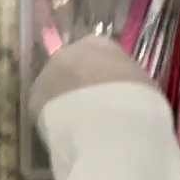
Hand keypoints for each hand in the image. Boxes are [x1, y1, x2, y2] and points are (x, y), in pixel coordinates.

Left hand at [28, 36, 159, 126]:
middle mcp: (69, 52)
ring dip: (68, 101)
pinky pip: (47, 108)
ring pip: (57, 86)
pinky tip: (73, 135)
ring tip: (86, 126)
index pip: (102, 51)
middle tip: (100, 109)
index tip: (118, 91)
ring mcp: (47, 75)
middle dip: (84, 85)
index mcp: (100, 44)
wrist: (112, 131)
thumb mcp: (146, 86)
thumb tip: (124, 89)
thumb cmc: (140, 105)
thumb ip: (130, 81)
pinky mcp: (33, 101)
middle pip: (74, 66)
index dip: (109, 73)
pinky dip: (57, 119)